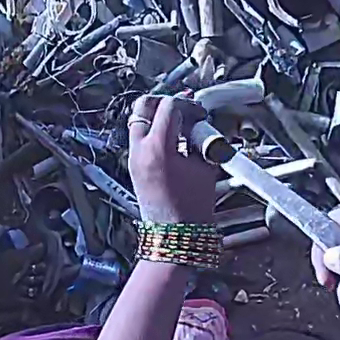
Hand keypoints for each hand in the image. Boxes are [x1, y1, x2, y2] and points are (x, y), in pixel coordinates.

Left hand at [126, 94, 218, 224]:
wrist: (175, 237)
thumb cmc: (191, 210)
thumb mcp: (205, 168)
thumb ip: (202, 140)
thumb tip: (201, 126)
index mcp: (158, 149)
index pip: (170, 106)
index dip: (188, 105)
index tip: (199, 113)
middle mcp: (140, 150)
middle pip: (144, 106)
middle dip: (166, 102)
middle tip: (184, 109)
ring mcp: (133, 158)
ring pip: (139, 120)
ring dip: (158, 117)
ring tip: (179, 125)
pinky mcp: (134, 166)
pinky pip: (140, 138)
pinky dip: (154, 133)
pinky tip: (173, 142)